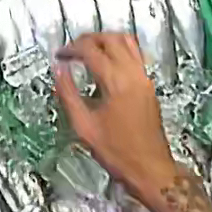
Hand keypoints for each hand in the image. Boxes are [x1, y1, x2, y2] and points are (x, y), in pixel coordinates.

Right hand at [56, 33, 176, 187]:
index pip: (90, 50)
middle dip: (87, 39)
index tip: (60, 56)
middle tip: (72, 49)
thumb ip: (68, 93)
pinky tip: (106, 62)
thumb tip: (58, 69)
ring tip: (89, 50)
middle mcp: (133, 74)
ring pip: (126, 41)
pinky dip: (118, 48)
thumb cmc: (117, 152)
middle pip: (110, 39)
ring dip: (105, 40)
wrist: (152, 173)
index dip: (71, 48)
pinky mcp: (149, 85)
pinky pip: (135, 53)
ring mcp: (144, 78)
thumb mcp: (84, 126)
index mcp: (115, 82)